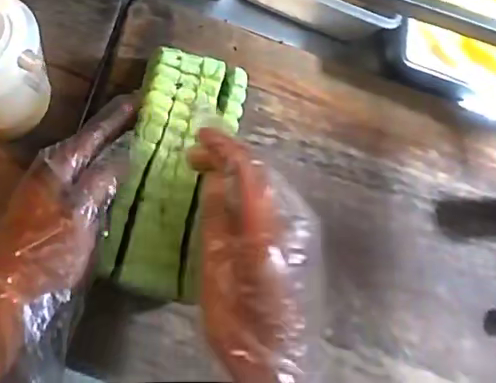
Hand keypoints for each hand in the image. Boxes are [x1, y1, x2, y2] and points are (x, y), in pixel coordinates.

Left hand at [0, 95, 136, 382]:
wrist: (7, 304)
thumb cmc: (44, 257)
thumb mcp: (80, 217)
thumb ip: (101, 181)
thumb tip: (124, 150)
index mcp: (56, 166)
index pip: (93, 132)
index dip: (117, 116)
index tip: (140, 96)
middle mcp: (50, 173)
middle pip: (88, 144)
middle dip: (114, 130)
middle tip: (143, 115)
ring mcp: (46, 195)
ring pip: (85, 164)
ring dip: (108, 153)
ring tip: (136, 143)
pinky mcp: (48, 216)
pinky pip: (81, 184)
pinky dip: (100, 176)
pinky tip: (116, 184)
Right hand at [188, 128, 323, 382]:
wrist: (280, 369)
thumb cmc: (241, 327)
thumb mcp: (216, 275)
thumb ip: (217, 220)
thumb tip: (214, 177)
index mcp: (267, 229)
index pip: (249, 168)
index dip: (224, 146)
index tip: (200, 135)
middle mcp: (290, 221)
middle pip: (260, 171)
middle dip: (227, 156)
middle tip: (194, 156)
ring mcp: (300, 230)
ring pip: (267, 184)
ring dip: (238, 171)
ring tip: (207, 171)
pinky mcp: (301, 241)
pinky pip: (272, 201)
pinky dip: (249, 188)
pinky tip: (230, 195)